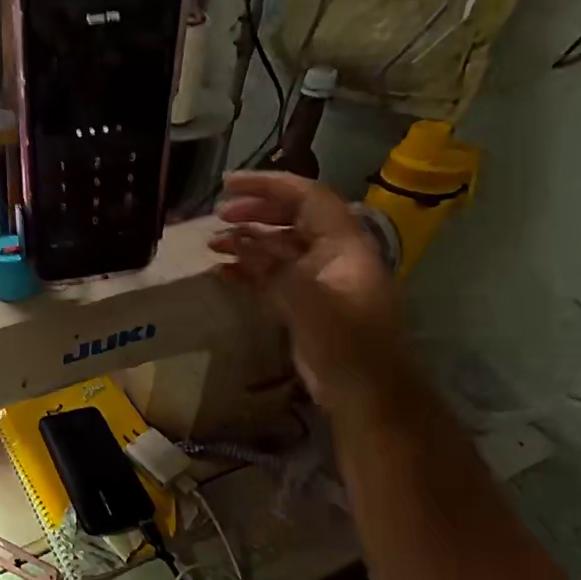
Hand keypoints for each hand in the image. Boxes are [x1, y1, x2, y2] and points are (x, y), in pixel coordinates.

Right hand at [210, 171, 404, 406]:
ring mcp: (319, 280)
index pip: (306, 198)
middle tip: (218, 215)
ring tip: (213, 244)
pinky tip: (224, 273)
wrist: (367, 395)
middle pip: (292, 218)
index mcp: (345, 243)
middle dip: (255, 211)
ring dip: (248, 242)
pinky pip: (275, 277)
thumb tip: (237, 240)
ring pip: (280, 248)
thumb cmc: (347, 345)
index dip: (268, 185)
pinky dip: (250, 271)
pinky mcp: (306, 305)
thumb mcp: (309, 301)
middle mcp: (332, 255)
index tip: (228, 183)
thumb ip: (272, 267)